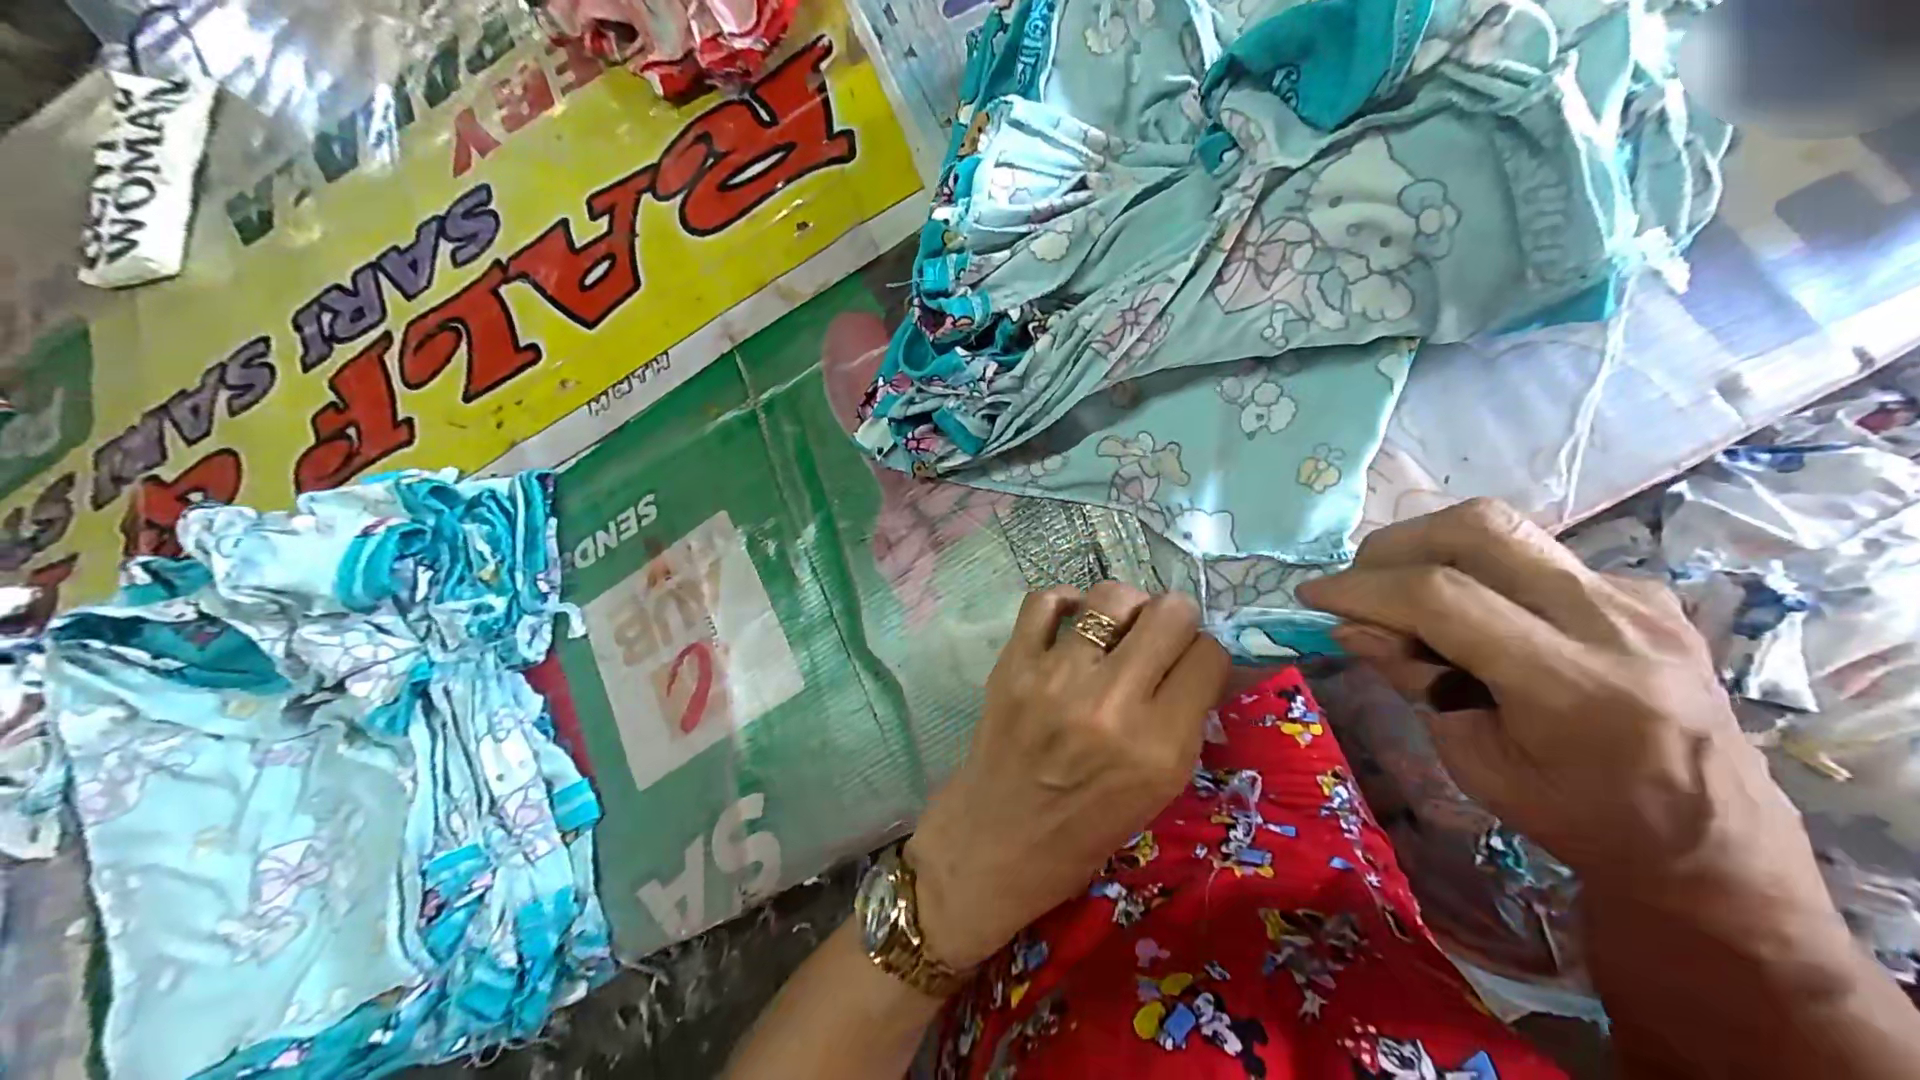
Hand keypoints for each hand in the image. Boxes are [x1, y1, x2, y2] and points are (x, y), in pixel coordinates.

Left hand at [906, 583, 1227, 968]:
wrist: (997, 840)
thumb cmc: (1086, 828)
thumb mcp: (1159, 787)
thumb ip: (1186, 719)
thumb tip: (1204, 658)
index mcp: (1159, 746)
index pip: (1209, 656)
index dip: (1204, 655)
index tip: (1190, 663)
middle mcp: (1111, 703)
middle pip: (1169, 614)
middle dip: (1175, 619)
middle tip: (1159, 636)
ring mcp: (1056, 678)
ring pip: (1112, 596)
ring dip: (1126, 607)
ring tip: (1117, 627)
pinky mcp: (1012, 664)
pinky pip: (1045, 600)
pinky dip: (1065, 602)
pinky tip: (1072, 621)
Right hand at [1296, 499, 1833, 920]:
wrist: (1717, 843)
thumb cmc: (1583, 820)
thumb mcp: (1475, 763)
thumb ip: (1413, 682)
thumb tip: (1349, 627)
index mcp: (1574, 684)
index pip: (1442, 598)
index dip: (1363, 588)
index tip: (1312, 596)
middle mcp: (1613, 622)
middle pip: (1479, 530)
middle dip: (1395, 545)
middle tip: (1357, 581)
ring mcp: (1636, 598)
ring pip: (1506, 529)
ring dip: (1430, 547)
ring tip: (1399, 590)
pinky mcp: (1640, 592)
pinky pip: (1533, 555)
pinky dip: (1477, 570)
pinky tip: (1472, 614)